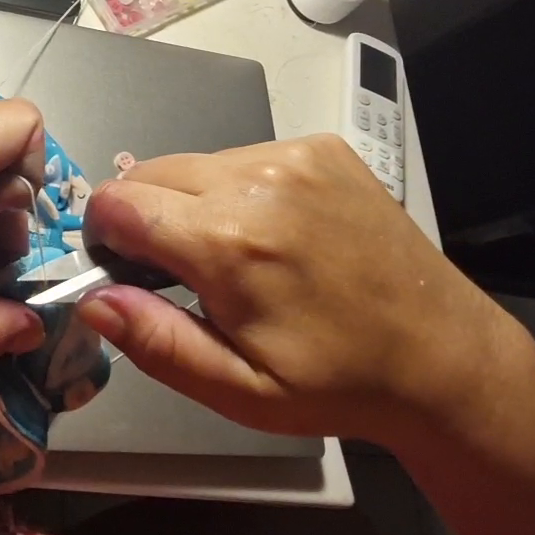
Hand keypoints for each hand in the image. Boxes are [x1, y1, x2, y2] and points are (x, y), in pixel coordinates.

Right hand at [75, 134, 523, 442]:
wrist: (443, 353)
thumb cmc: (334, 382)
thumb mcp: (239, 389)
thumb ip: (155, 341)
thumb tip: (91, 299)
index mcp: (228, 242)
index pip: (116, 201)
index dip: (105, 236)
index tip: (127, 268)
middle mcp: (255, 179)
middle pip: (147, 172)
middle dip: (143, 216)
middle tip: (180, 269)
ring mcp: (292, 153)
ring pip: (193, 163)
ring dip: (190, 201)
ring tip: (235, 251)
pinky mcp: (320, 145)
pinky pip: (240, 155)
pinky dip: (235, 187)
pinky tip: (273, 228)